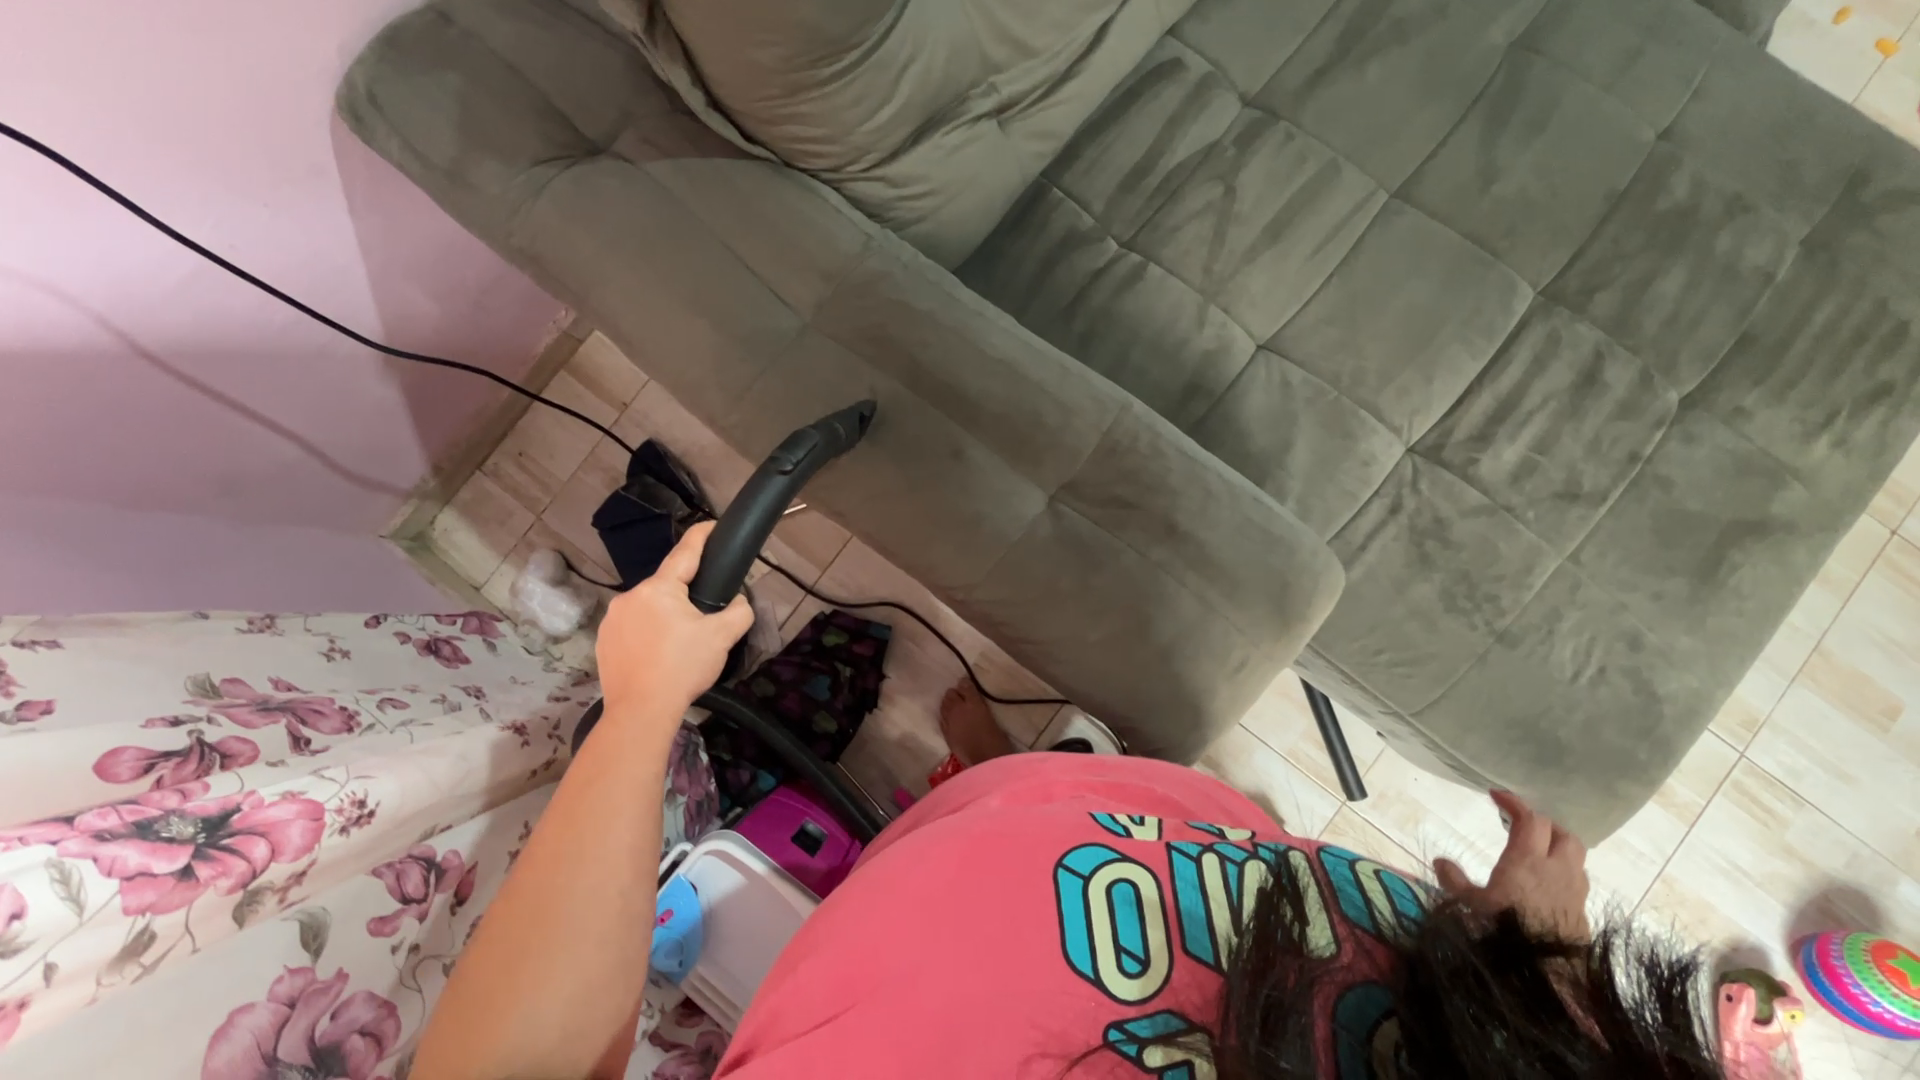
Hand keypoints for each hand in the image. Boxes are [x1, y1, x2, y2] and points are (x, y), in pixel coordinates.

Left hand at [594, 522, 754, 739]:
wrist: (640, 711)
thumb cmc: (682, 667)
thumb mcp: (723, 637)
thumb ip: (739, 611)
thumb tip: (738, 602)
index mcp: (659, 588)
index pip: (685, 553)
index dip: (701, 536)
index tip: (712, 524)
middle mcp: (630, 597)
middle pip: (666, 587)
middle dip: (685, 596)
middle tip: (704, 619)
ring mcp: (612, 620)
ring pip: (648, 609)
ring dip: (665, 617)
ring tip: (681, 644)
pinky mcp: (602, 642)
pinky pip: (632, 629)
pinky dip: (647, 635)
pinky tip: (659, 656)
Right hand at [1433, 790, 1589, 940]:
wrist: (1549, 971)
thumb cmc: (1506, 928)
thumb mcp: (1470, 905)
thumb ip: (1455, 881)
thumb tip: (1440, 861)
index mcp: (1528, 859)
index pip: (1530, 819)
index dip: (1514, 803)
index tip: (1497, 796)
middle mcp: (1557, 868)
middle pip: (1562, 833)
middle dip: (1544, 824)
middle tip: (1523, 825)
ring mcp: (1575, 890)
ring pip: (1575, 856)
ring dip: (1558, 847)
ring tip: (1537, 852)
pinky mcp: (1582, 910)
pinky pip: (1576, 880)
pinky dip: (1563, 872)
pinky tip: (1546, 885)